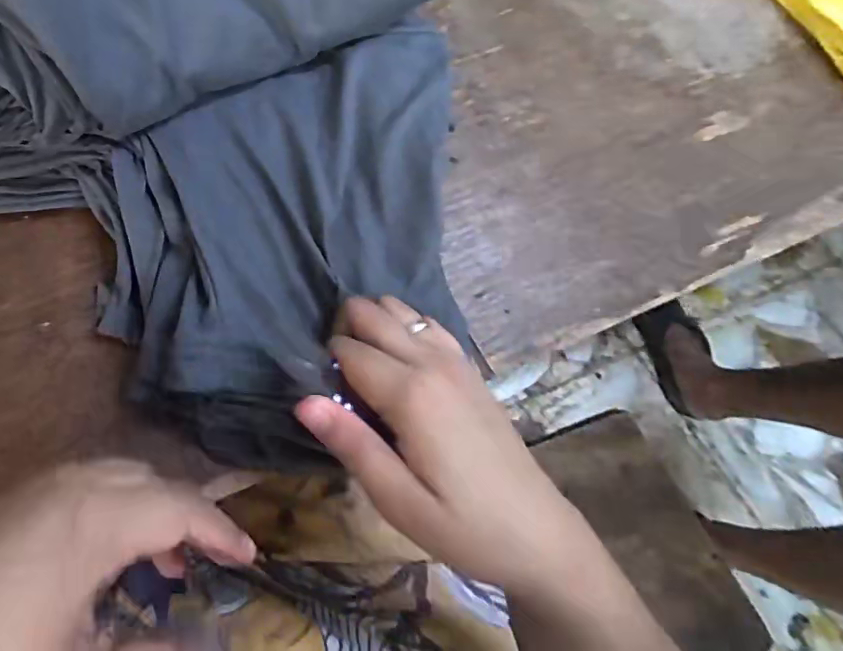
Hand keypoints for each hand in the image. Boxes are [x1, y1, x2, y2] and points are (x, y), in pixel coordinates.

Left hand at [0, 460, 254, 650]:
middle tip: (203, 565)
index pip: (176, 506)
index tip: (249, 556)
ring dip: (144, 508)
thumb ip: (147, 649)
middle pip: (147, 479)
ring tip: (155, 564)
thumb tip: (202, 643)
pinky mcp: (6, 502)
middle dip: (182, 516)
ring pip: (112, 475)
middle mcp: (68, 484)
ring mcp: (32, 487)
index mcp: (93, 518)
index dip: (218, 528)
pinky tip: (98, 557)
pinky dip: (107, 506)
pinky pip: (76, 485)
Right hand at [293, 296, 578, 594]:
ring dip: (373, 324)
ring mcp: (454, 358)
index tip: (328, 397)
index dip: (326, 365)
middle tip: (344, 382)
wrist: (539, 535)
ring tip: (369, 371)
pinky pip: (425, 321)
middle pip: (369, 311)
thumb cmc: (463, 526)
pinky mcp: (468, 365)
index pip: (346, 347)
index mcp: (410, 392)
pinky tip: (402, 363)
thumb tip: (303, 400)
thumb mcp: (398, 500)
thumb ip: (350, 443)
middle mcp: (431, 361)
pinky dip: (403, 327)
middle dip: (345, 331)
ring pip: (396, 307)